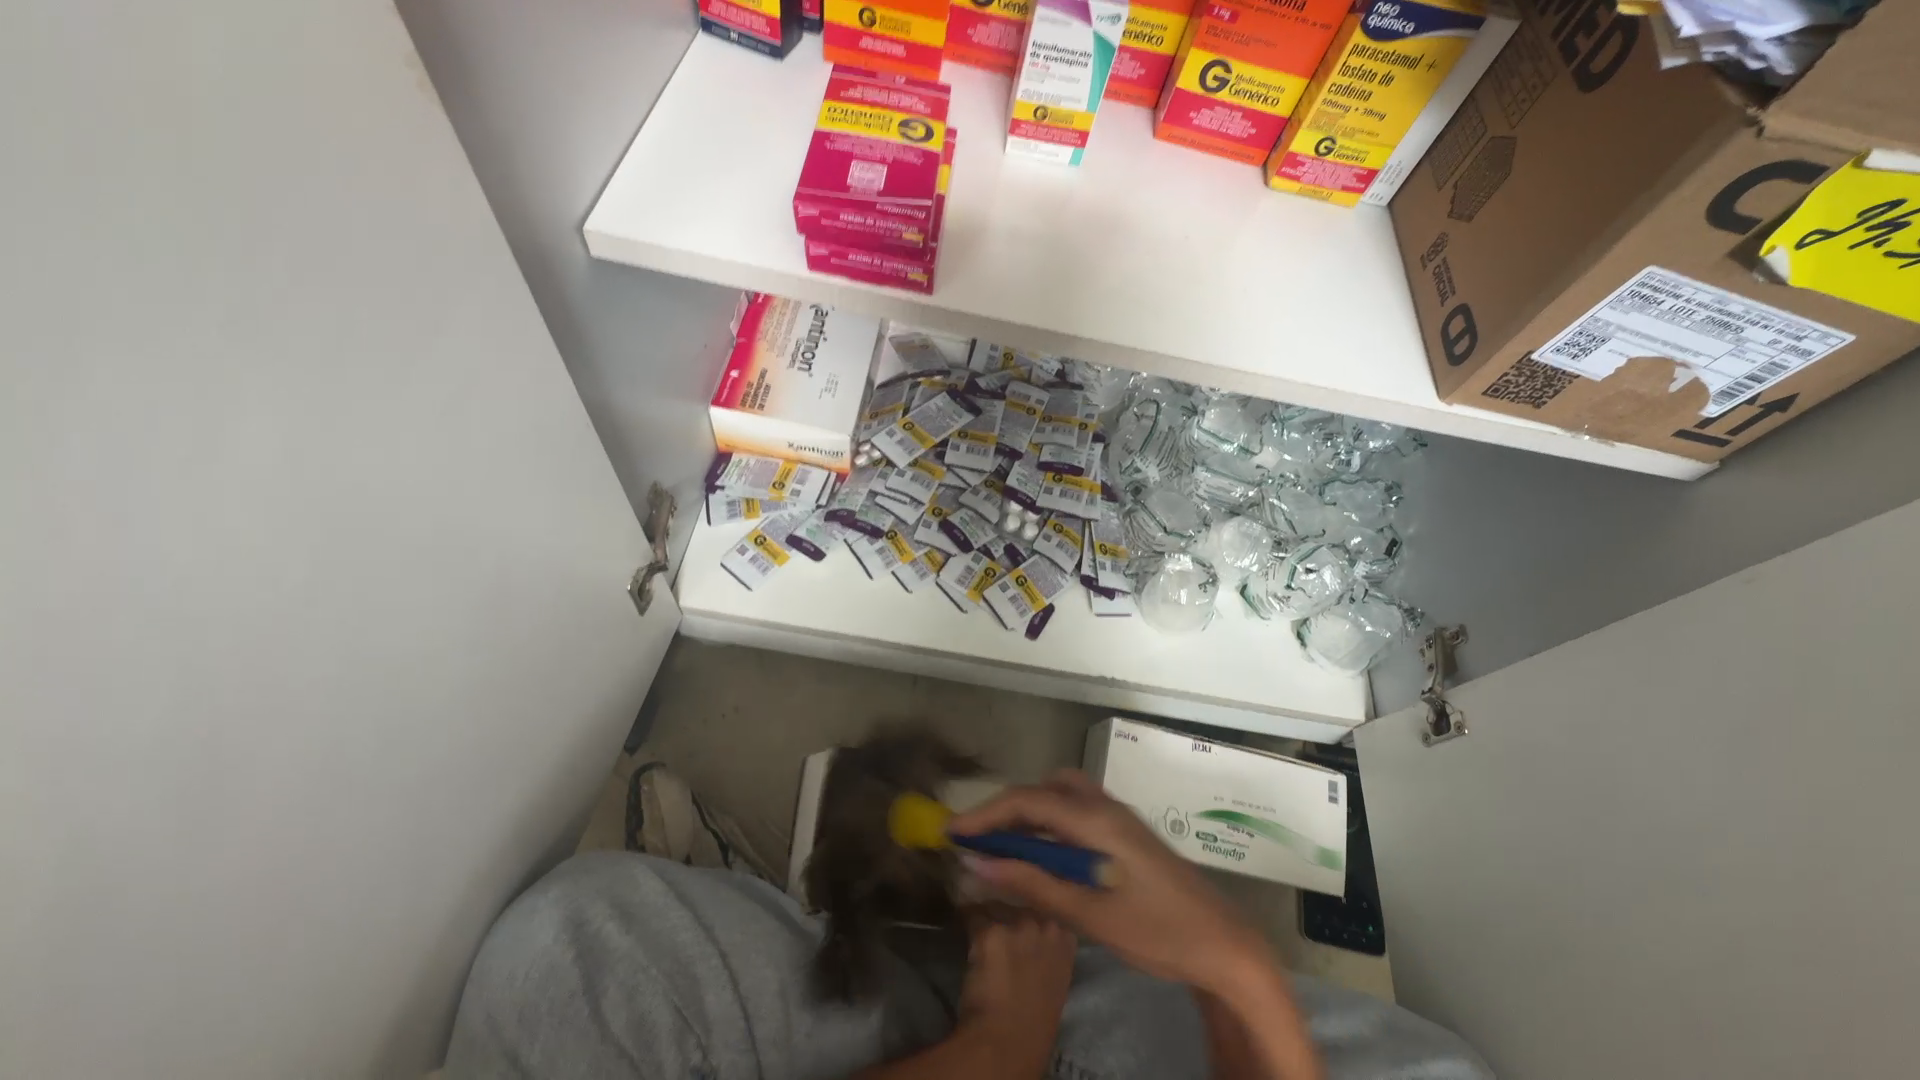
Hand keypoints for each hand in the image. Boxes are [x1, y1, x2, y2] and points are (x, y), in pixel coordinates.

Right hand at [950, 769, 1269, 995]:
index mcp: (1095, 820)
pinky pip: (1077, 812)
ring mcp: (1119, 818)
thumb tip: (976, 862)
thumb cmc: (1155, 931)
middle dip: (1005, 809)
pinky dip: (1049, 824)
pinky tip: (1041, 856)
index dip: (984, 814)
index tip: (951, 833)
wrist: (1223, 945)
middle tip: (977, 842)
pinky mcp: (1126, 834)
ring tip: (1003, 849)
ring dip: (1029, 814)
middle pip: (1043, 789)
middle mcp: (1106, 806)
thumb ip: (1030, 882)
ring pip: (1062, 796)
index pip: (1026, 801)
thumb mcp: (1086, 912)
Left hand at [956, 916, 1075, 1078]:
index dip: (1030, 921)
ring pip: (994, 909)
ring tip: (977, 932)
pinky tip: (960, 928)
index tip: (1020, 928)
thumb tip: (1030, 947)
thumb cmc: (1035, 1023)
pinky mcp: (988, 930)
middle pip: (1020, 907)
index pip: (1046, 914)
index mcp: (1066, 939)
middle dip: (1007, 916)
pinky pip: (971, 915)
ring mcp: (1017, 925)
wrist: (1009, 1040)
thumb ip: (1047, 956)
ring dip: (986, 919)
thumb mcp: (1054, 983)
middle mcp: (1045, 924)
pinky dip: (965, 921)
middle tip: (997, 933)